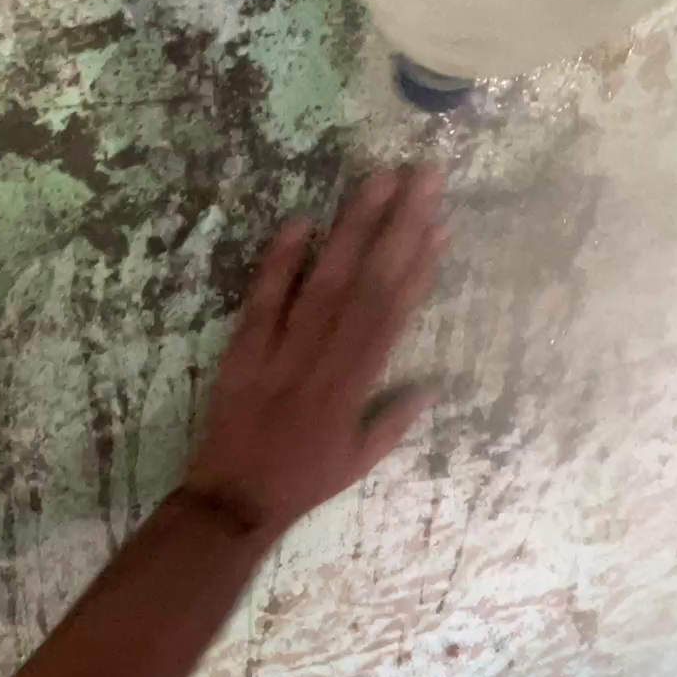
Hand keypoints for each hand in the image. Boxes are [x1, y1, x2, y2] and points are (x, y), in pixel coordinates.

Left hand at [181, 166, 449, 532]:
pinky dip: (279, 263)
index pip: (392, 317)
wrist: (235, 498)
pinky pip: (262, 302)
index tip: (440, 225)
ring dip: (351, 232)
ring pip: (323, 285)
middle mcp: (323, 363)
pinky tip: (300, 221)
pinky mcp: (243, 352)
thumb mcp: (359, 462)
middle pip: (366, 288)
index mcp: (354, 389)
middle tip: (424, 178)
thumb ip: (395, 420)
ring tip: (378, 182)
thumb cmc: (302, 480)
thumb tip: (433, 383)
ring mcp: (280, 354)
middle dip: (397, 230)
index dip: (418, 269)